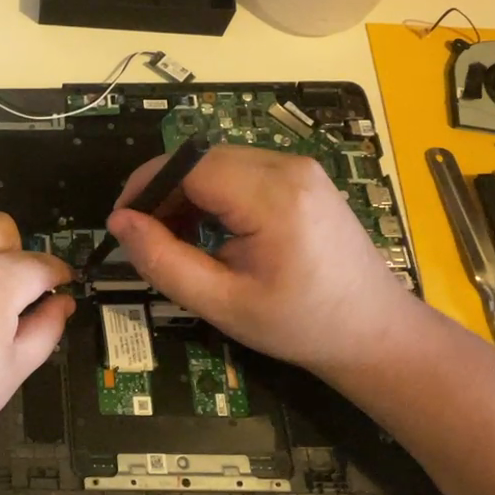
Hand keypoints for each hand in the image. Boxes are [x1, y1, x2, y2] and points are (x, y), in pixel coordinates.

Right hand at [104, 145, 417, 374]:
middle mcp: (288, 167)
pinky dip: (212, 194)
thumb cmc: (299, 325)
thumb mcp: (222, 303)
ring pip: (216, 163)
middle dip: (163, 192)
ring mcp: (299, 168)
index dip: (146, 188)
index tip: (122, 223)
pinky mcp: (302, 177)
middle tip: (146, 237)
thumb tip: (119, 222)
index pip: (187, 167)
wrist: (376, 333)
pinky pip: (239, 171)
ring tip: (176, 239)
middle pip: (200, 160)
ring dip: (186, 193)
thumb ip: (164, 261)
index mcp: (272, 196)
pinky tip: (209, 231)